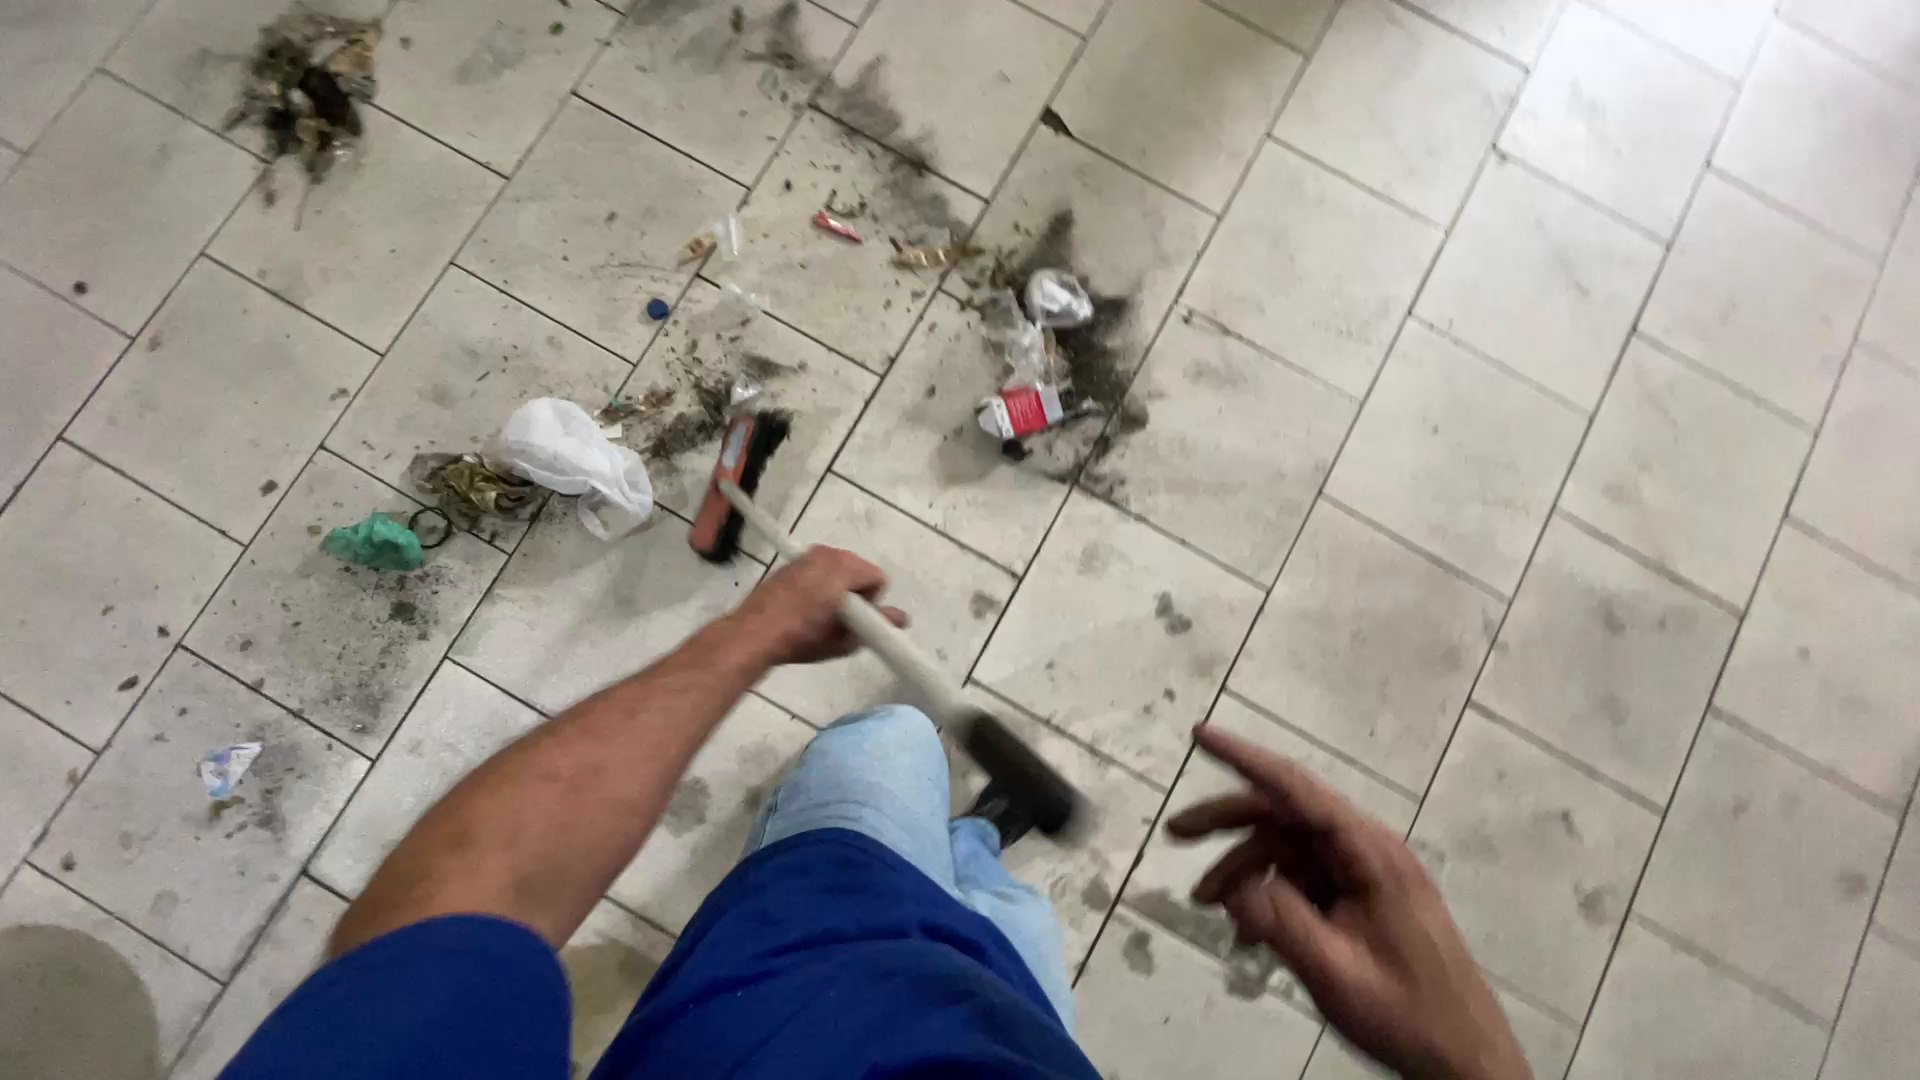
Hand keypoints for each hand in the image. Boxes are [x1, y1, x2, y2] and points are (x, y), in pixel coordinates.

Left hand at [729, 546, 907, 665]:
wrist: (754, 633)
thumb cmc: (803, 637)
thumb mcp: (845, 639)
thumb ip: (879, 626)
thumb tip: (902, 619)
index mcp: (845, 567)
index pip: (877, 578)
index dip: (871, 604)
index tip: (854, 623)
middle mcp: (828, 552)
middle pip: (858, 570)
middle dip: (854, 593)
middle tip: (838, 621)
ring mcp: (806, 555)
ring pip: (837, 570)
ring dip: (836, 589)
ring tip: (819, 616)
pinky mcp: (790, 563)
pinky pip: (817, 570)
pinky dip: (818, 584)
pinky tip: (803, 607)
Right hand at [1167, 725, 1529, 1079]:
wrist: (1468, 1065)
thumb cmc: (1409, 1017)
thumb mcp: (1339, 976)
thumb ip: (1282, 926)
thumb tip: (1231, 887)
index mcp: (1370, 854)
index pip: (1298, 790)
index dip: (1246, 758)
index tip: (1200, 734)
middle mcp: (1364, 848)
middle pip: (1282, 815)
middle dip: (1226, 822)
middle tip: (1174, 833)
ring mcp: (1361, 870)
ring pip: (1284, 846)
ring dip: (1242, 869)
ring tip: (1205, 903)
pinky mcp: (1357, 892)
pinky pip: (1298, 876)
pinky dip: (1266, 894)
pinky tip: (1245, 932)